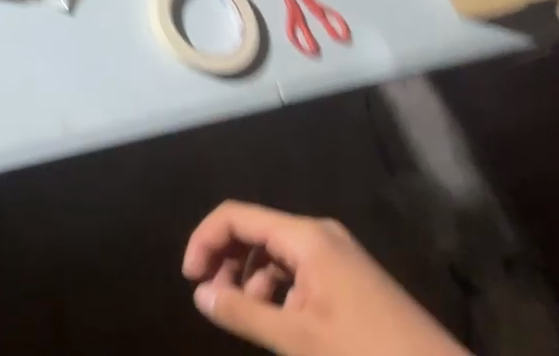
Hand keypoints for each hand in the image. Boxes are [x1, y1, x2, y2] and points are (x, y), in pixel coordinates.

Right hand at [183, 201, 466, 355]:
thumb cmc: (367, 354)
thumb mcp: (298, 339)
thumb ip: (242, 312)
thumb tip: (199, 293)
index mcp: (304, 236)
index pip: (234, 216)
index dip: (203, 241)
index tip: (191, 280)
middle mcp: (319, 235)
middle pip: (253, 230)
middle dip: (225, 260)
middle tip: (212, 299)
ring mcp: (338, 256)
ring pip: (275, 253)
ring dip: (250, 279)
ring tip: (245, 317)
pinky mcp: (351, 279)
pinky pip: (298, 270)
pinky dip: (277, 289)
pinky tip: (279, 322)